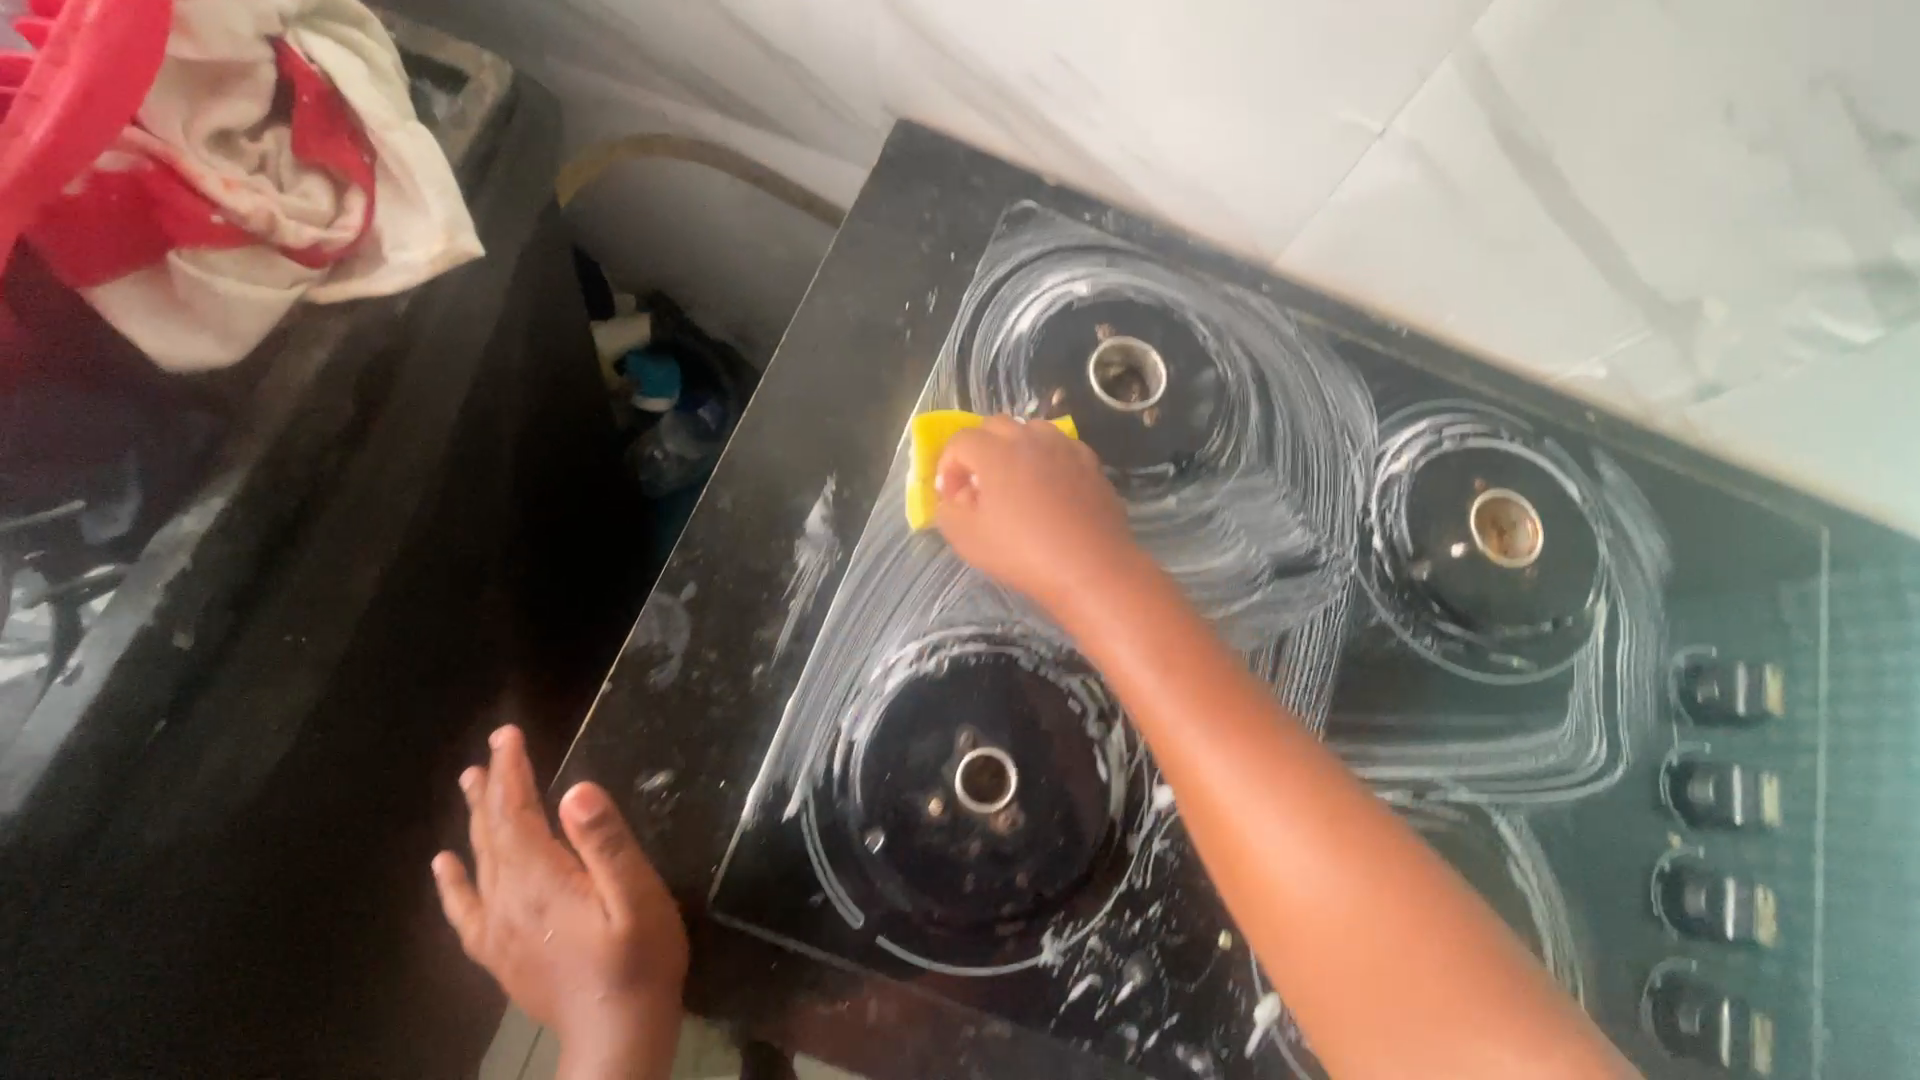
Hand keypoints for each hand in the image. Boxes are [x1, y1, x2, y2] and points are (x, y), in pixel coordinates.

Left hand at [434, 725, 687, 1077]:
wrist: (616, 1035)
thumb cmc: (638, 960)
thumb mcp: (636, 896)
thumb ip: (606, 842)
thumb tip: (575, 791)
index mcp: (541, 880)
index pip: (516, 813)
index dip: (512, 772)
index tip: (508, 735)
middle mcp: (508, 900)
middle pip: (492, 832)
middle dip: (493, 785)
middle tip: (494, 748)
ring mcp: (498, 930)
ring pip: (478, 862)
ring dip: (474, 819)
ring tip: (468, 784)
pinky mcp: (499, 953)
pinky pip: (465, 909)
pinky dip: (452, 883)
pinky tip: (445, 866)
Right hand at [933, 415, 1143, 612]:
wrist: (1091, 568)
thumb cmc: (1023, 553)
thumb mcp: (967, 539)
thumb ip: (948, 510)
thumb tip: (957, 495)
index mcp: (996, 452)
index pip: (960, 440)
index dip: (949, 466)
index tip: (953, 497)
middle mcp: (1031, 439)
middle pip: (995, 425)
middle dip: (979, 449)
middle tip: (980, 485)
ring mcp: (1065, 448)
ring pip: (1032, 430)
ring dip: (1016, 448)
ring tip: (1016, 482)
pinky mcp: (1091, 464)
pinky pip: (1061, 448)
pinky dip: (1048, 460)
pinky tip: (1050, 490)